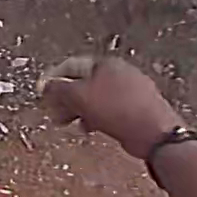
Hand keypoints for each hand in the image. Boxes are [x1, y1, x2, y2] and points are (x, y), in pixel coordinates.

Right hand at [39, 55, 184, 158]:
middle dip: (65, 97)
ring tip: (67, 122)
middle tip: (53, 110)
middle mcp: (119, 73)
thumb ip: (58, 89)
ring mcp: (131, 90)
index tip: (42, 91)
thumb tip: (47, 85)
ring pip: (95, 97)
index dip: (53, 78)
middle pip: (83, 82)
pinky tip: (89, 128)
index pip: (71, 65)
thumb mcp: (78, 96)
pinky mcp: (137, 108)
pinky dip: (95, 116)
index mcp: (105, 64)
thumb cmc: (116, 109)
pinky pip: (108, 108)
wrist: (154, 132)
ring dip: (78, 109)